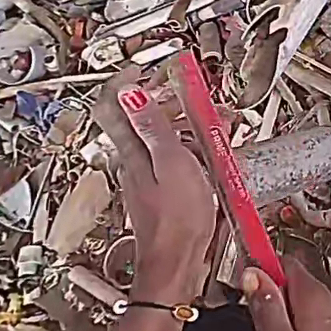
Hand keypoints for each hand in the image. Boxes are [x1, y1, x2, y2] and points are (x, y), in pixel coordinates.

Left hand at [98, 78, 216, 304]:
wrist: (178, 263)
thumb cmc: (177, 220)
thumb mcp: (172, 164)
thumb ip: (154, 127)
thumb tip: (131, 93)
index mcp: (133, 151)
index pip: (113, 105)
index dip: (125, 81)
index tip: (145, 66)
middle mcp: (135, 161)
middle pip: (143, 118)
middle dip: (172, 100)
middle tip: (198, 96)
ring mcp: (149, 176)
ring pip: (162, 138)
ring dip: (188, 124)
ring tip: (218, 124)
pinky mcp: (164, 190)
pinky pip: (175, 158)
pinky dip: (194, 147)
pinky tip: (213, 153)